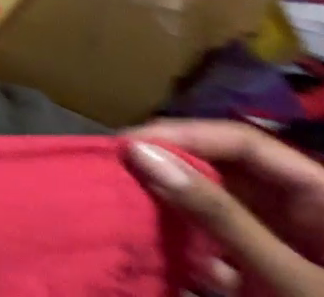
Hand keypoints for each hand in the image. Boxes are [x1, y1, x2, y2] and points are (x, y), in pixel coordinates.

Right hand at [126, 119, 323, 295]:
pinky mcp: (263, 275)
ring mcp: (282, 246)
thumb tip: (138, 152)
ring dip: (168, 210)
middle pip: (223, 170)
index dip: (183, 135)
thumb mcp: (294, 280)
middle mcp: (302, 213)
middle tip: (112, 172)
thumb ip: (218, 216)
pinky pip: (213, 246)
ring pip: (211, 206)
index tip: (126, 145)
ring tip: (125, 211)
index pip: (242, 142)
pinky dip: (183, 249)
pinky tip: (158, 257)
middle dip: (168, 170)